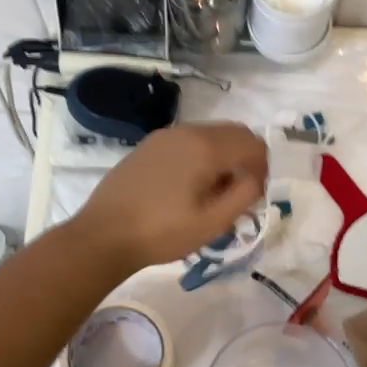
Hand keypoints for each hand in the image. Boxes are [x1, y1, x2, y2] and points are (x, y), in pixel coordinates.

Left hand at [73, 122, 268, 269]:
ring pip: (210, 135)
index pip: (252, 143)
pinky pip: (188, 142)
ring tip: (214, 193)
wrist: (103, 235)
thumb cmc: (162, 233)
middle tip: (241, 192)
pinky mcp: (148, 146)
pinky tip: (189, 188)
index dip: (263, 167)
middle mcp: (186, 132)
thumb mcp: (213, 223)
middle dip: (245, 159)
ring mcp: (164, 136)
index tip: (257, 194)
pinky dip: (201, 157)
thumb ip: (244, 195)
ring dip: (223, 157)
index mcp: (205, 147)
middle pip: (233, 133)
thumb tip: (255, 179)